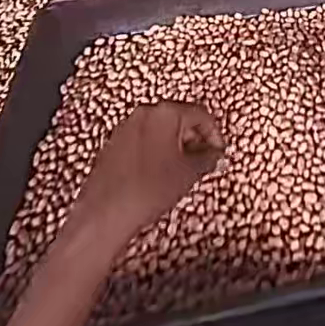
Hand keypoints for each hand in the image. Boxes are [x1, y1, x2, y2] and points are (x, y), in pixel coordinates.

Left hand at [72, 102, 223, 240]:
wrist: (106, 213)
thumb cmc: (145, 190)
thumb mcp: (188, 174)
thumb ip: (207, 159)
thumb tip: (214, 155)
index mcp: (165, 113)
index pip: (200, 114)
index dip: (214, 134)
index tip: (218, 150)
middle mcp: (145, 113)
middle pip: (179, 119)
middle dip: (194, 140)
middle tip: (203, 161)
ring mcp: (127, 127)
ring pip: (160, 130)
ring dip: (175, 147)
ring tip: (181, 172)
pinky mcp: (115, 143)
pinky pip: (143, 140)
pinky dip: (156, 152)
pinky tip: (159, 176)